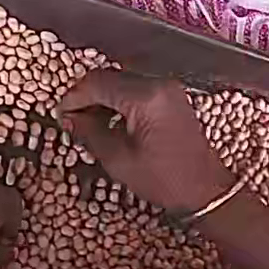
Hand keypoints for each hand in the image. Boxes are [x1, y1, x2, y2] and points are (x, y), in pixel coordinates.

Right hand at [57, 71, 234, 212]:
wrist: (206, 190)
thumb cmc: (165, 180)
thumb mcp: (120, 161)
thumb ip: (91, 134)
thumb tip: (71, 118)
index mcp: (145, 98)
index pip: (97, 83)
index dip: (74, 97)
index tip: (62, 114)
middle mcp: (159, 85)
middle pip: (110, 78)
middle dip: (87, 96)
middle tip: (72, 120)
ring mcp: (169, 89)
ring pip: (123, 82)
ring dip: (103, 98)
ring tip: (89, 124)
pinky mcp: (174, 98)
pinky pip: (139, 90)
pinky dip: (121, 101)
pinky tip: (111, 122)